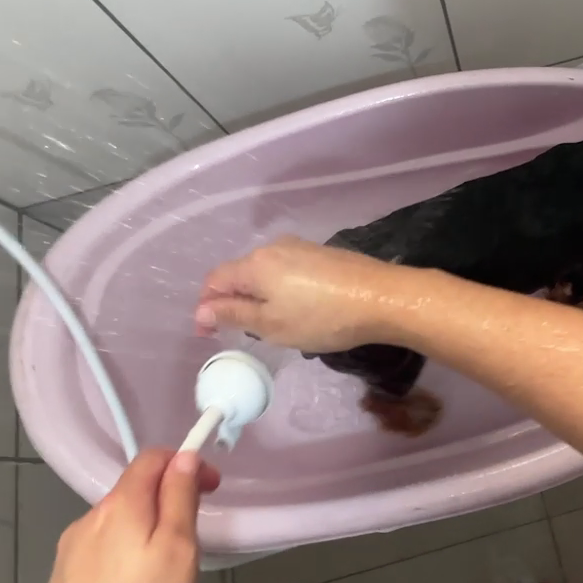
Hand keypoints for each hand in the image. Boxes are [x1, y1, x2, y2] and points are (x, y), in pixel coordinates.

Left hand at [27, 449, 222, 582]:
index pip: (153, 457)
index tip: (211, 490)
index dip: (187, 462)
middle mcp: (86, 523)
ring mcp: (67, 558)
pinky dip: (124, 559)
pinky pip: (100, 555)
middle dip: (168, 499)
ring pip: (117, 524)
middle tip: (194, 539)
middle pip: (134, 490)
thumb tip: (183, 457)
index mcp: (117, 507)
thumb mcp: (178, 553)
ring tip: (166, 575)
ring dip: (146, 530)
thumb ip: (180, 497)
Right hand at [197, 237, 411, 351]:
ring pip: (265, 273)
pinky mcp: (321, 253)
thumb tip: (202, 311)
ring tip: (275, 326)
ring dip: (259, 297)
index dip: (206, 307)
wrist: (380, 297)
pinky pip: (287, 271)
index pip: (214, 280)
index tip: (210, 336)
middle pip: (240, 274)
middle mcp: (274, 246)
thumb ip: (233, 314)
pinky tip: (300, 310)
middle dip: (234, 302)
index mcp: (255, 262)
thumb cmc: (321, 317)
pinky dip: (282, 290)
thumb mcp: (270, 324)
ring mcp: (301, 247)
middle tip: (245, 334)